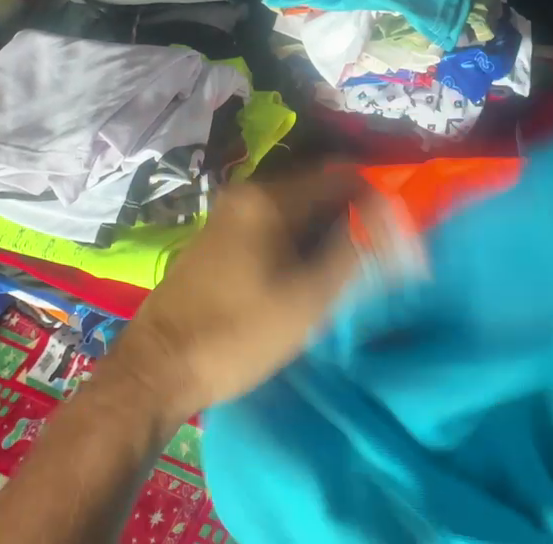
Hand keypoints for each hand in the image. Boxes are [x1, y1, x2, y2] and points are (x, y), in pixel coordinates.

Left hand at [108, 167, 381, 422]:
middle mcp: (249, 194)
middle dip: (352, 218)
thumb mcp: (308, 300)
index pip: (344, 177)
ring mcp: (229, 215)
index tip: (395, 235)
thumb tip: (401, 224)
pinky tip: (303, 278)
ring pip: (297, 209)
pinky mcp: (218, 239)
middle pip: (319, 189)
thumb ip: (359, 254)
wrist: (151, 375)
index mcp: (271, 198)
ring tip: (341, 273)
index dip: (377, 200)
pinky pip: (274, 224)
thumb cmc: (235, 335)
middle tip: (371, 260)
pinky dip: (298, 241)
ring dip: (325, 232)